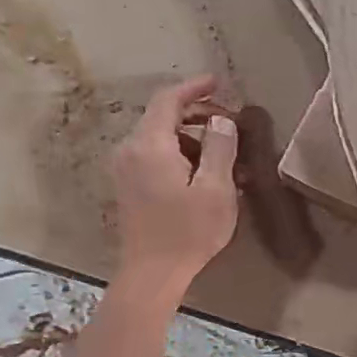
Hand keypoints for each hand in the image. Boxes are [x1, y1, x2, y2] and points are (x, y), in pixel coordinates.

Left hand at [109, 74, 239, 292]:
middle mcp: (131, 150)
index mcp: (150, 144)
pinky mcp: (128, 187)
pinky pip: (155, 157)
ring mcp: (126, 170)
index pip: (169, 100)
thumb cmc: (188, 232)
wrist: (152, 273)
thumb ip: (219, 148)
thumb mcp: (215, 189)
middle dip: (198, 115)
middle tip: (231, 125)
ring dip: (193, 140)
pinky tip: (205, 176)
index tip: (218, 83)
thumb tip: (221, 121)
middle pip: (163, 118)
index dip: (194, 88)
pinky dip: (181, 156)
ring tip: (226, 158)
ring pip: (161, 139)